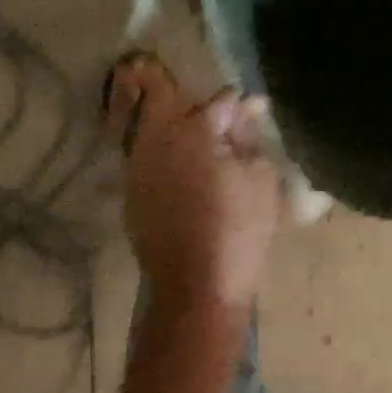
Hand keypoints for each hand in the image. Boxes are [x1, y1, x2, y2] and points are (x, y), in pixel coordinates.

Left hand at [105, 54, 281, 310]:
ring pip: (155, 131)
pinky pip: (148, 161)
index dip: (240, 105)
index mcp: (190, 130)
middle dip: (197, 106)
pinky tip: (185, 173)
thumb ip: (250, 138)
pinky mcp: (130, 195)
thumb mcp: (261, 180)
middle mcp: (154, 140)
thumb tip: (248, 110)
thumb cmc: (238, 231)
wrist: (196, 290)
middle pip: (173, 105)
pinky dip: (166, 159)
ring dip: (177, 130)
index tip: (256, 109)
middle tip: (220, 116)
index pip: (219, 102)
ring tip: (203, 143)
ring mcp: (136, 168)